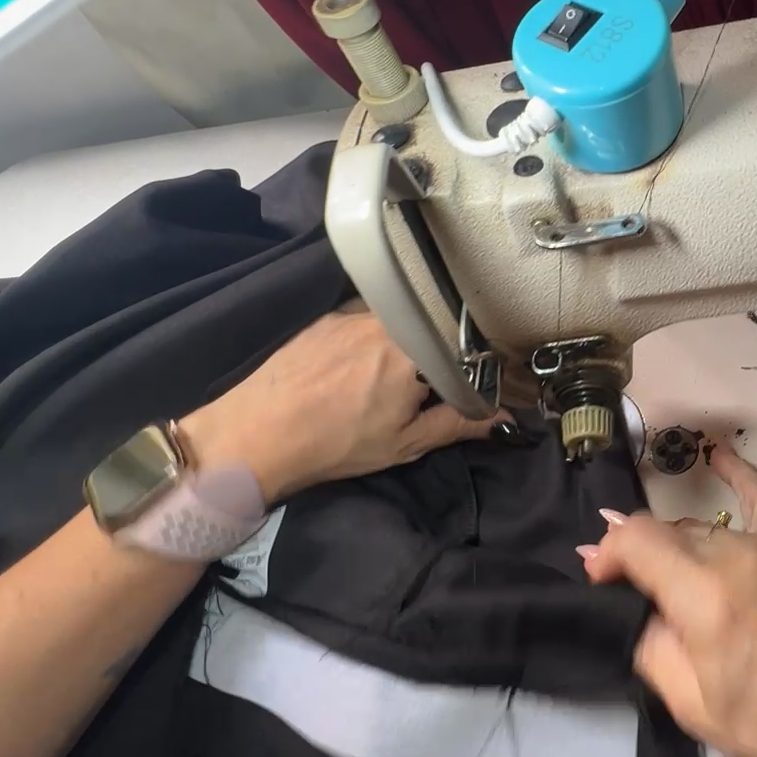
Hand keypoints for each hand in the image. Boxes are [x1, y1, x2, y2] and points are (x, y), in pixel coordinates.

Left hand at [180, 303, 500, 502]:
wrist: (253, 435)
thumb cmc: (335, 443)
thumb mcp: (404, 442)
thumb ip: (459, 424)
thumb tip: (503, 418)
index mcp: (416, 351)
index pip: (465, 346)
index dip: (472, 364)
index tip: (468, 382)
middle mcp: (389, 322)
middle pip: (432, 327)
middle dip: (436, 351)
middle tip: (426, 382)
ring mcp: (355, 313)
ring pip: (400, 320)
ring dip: (405, 341)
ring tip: (388, 373)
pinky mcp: (328, 316)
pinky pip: (367, 317)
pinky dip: (373, 335)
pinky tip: (357, 363)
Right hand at [581, 446, 756, 756]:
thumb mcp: (688, 700)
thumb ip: (645, 638)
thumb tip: (622, 595)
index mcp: (704, 595)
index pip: (635, 541)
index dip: (606, 554)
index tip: (595, 575)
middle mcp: (734, 555)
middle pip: (664, 531)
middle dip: (634, 553)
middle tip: (619, 582)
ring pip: (698, 526)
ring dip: (671, 542)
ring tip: (658, 568)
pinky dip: (735, 471)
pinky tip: (714, 452)